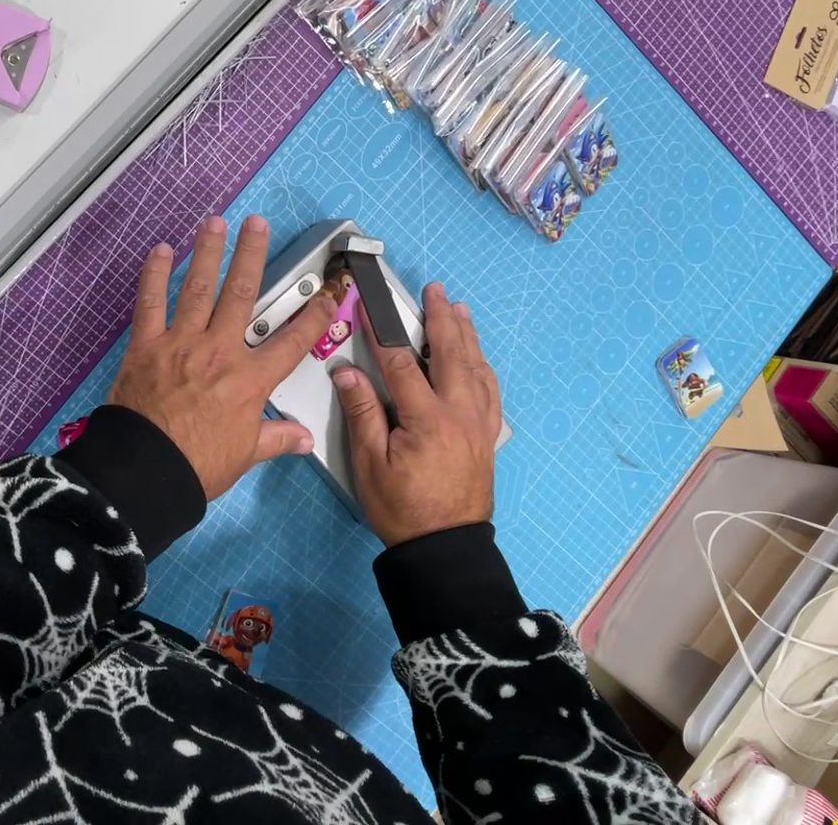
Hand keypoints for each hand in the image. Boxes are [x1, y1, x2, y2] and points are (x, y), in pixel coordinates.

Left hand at [109, 216, 335, 498]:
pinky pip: (150, 302)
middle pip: (241, 294)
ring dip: (208, 252)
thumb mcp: (245, 454)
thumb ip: (276, 438)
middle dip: (252, 255)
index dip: (315, 315)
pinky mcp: (146, 344)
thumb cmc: (198, 465)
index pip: (293, 342)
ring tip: (215, 222)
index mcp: (250, 380)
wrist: (146, 470)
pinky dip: (153, 275)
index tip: (329, 292)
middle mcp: (219, 351)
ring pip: (198, 288)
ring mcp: (181, 343)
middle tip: (258, 224)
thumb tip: (305, 437)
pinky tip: (160, 250)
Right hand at [333, 283, 502, 545]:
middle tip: (437, 290)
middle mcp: (460, 415)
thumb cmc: (401, 507)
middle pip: (451, 356)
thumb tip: (347, 372)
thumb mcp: (369, 463)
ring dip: (467, 336)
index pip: (403, 365)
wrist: (445, 548)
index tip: (371, 309)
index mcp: (427, 420)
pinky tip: (478, 357)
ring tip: (460, 310)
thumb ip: (362, 413)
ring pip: (476, 369)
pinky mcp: (486, 437)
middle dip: (442, 319)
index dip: (384, 336)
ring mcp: (478, 425)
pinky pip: (489, 392)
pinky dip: (483, 367)